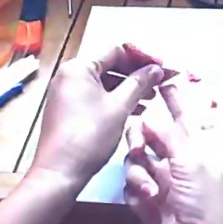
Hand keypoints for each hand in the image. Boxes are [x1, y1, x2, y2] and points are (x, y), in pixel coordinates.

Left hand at [28, 43, 166, 187]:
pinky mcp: (67, 109)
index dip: (142, 58)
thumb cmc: (89, 136)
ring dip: (127, 88)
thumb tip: (156, 69)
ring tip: (151, 98)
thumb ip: (139, 83)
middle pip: (109, 65)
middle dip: (136, 74)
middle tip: (160, 83)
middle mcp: (69, 75)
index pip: (116, 51)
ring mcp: (66, 92)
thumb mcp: (119, 107)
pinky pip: (95, 96)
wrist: (59, 171)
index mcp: (78, 67)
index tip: (163, 68)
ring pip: (103, 82)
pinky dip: (114, 100)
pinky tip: (134, 110)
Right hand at [124, 84, 222, 223]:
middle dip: (140, 139)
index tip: (159, 79)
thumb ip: (169, 136)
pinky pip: (129, 187)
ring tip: (148, 190)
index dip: (171, 99)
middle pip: (149, 138)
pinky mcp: (145, 205)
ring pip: (135, 162)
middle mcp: (176, 164)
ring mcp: (160, 185)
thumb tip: (147, 117)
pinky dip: (134, 192)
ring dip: (138, 173)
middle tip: (139, 147)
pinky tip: (144, 203)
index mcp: (195, 151)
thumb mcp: (191, 164)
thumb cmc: (204, 206)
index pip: (180, 117)